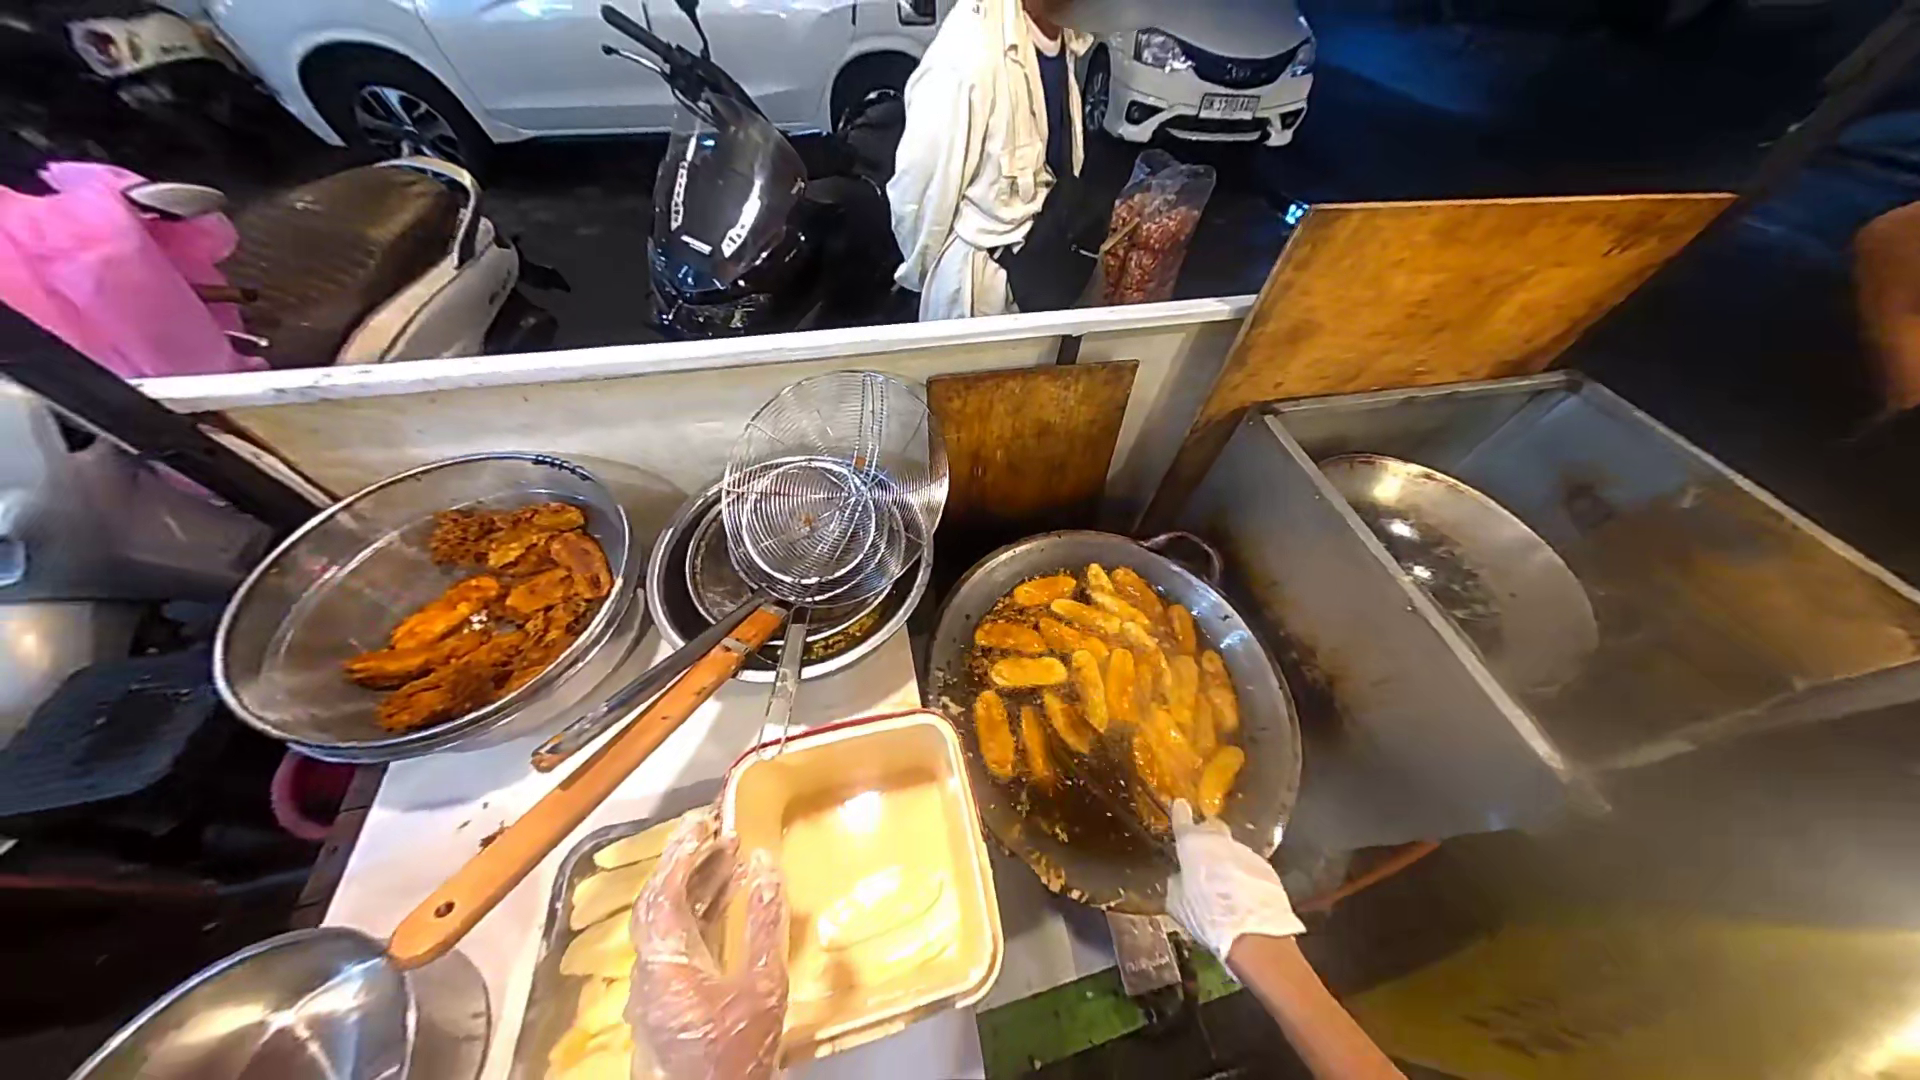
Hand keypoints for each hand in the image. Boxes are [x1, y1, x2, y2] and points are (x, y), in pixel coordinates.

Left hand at [627, 807, 788, 1079]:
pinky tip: (729, 897)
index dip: (681, 854)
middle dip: (686, 861)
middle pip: (658, 902)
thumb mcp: (762, 985)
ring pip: (667, 920)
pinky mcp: (668, 998)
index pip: (663, 893)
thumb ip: (763, 921)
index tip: (703, 822)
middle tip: (716, 829)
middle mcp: (651, 971)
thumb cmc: (735, 1051)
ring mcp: (656, 987)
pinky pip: (678, 938)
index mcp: (665, 963)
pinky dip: (700, 908)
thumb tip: (764, 861)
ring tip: (730, 853)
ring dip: (696, 883)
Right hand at [1166, 798, 1303, 957]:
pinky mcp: (1267, 869)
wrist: (1255, 936)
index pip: (1182, 818)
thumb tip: (1181, 878)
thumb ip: (1177, 882)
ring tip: (1225, 884)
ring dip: (1227, 860)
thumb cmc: (1207, 915)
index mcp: (1192, 843)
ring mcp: (1245, 852)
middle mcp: (1219, 840)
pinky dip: (1244, 875)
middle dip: (1207, 835)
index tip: (1180, 804)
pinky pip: (1250, 866)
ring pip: (1232, 849)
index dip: (1180, 812)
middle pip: (1212, 828)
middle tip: (1203, 853)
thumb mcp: (1177, 902)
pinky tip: (1244, 895)